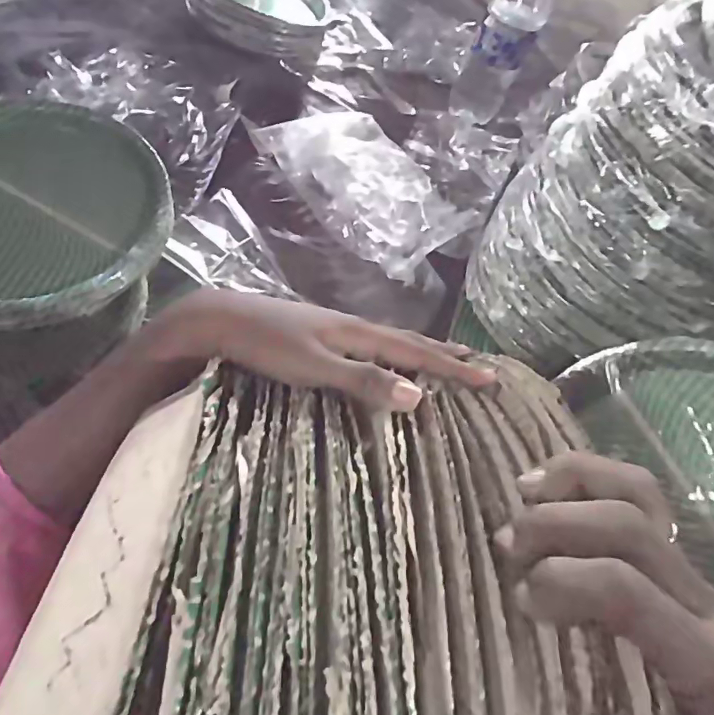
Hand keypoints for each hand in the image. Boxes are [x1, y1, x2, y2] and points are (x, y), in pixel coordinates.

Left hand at [148, 289, 496, 409]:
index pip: (417, 352)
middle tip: (481, 364)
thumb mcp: (315, 367)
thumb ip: (363, 380)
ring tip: (447, 357)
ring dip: (424, 350)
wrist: (223, 318)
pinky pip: (374, 344)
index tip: (490, 378)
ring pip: (393, 340)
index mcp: (360, 334)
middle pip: (411, 340)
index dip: (454, 367)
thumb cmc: (267, 345)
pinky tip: (389, 358)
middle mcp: (356, 327)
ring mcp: (338, 329)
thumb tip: (418, 396)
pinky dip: (396, 352)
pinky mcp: (323, 335)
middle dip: (448, 354)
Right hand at [496, 452, 713, 714]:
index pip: (629, 591)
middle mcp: (707, 606)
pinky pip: (635, 493)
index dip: (564, 581)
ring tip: (521, 497)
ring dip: (570, 484)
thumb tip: (514, 692)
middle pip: (629, 529)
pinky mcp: (673, 555)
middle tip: (506, 549)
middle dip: (555, 527)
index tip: (518, 601)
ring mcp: (691, 573)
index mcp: (706, 667)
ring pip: (638, 492)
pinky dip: (586, 475)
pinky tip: (544, 483)